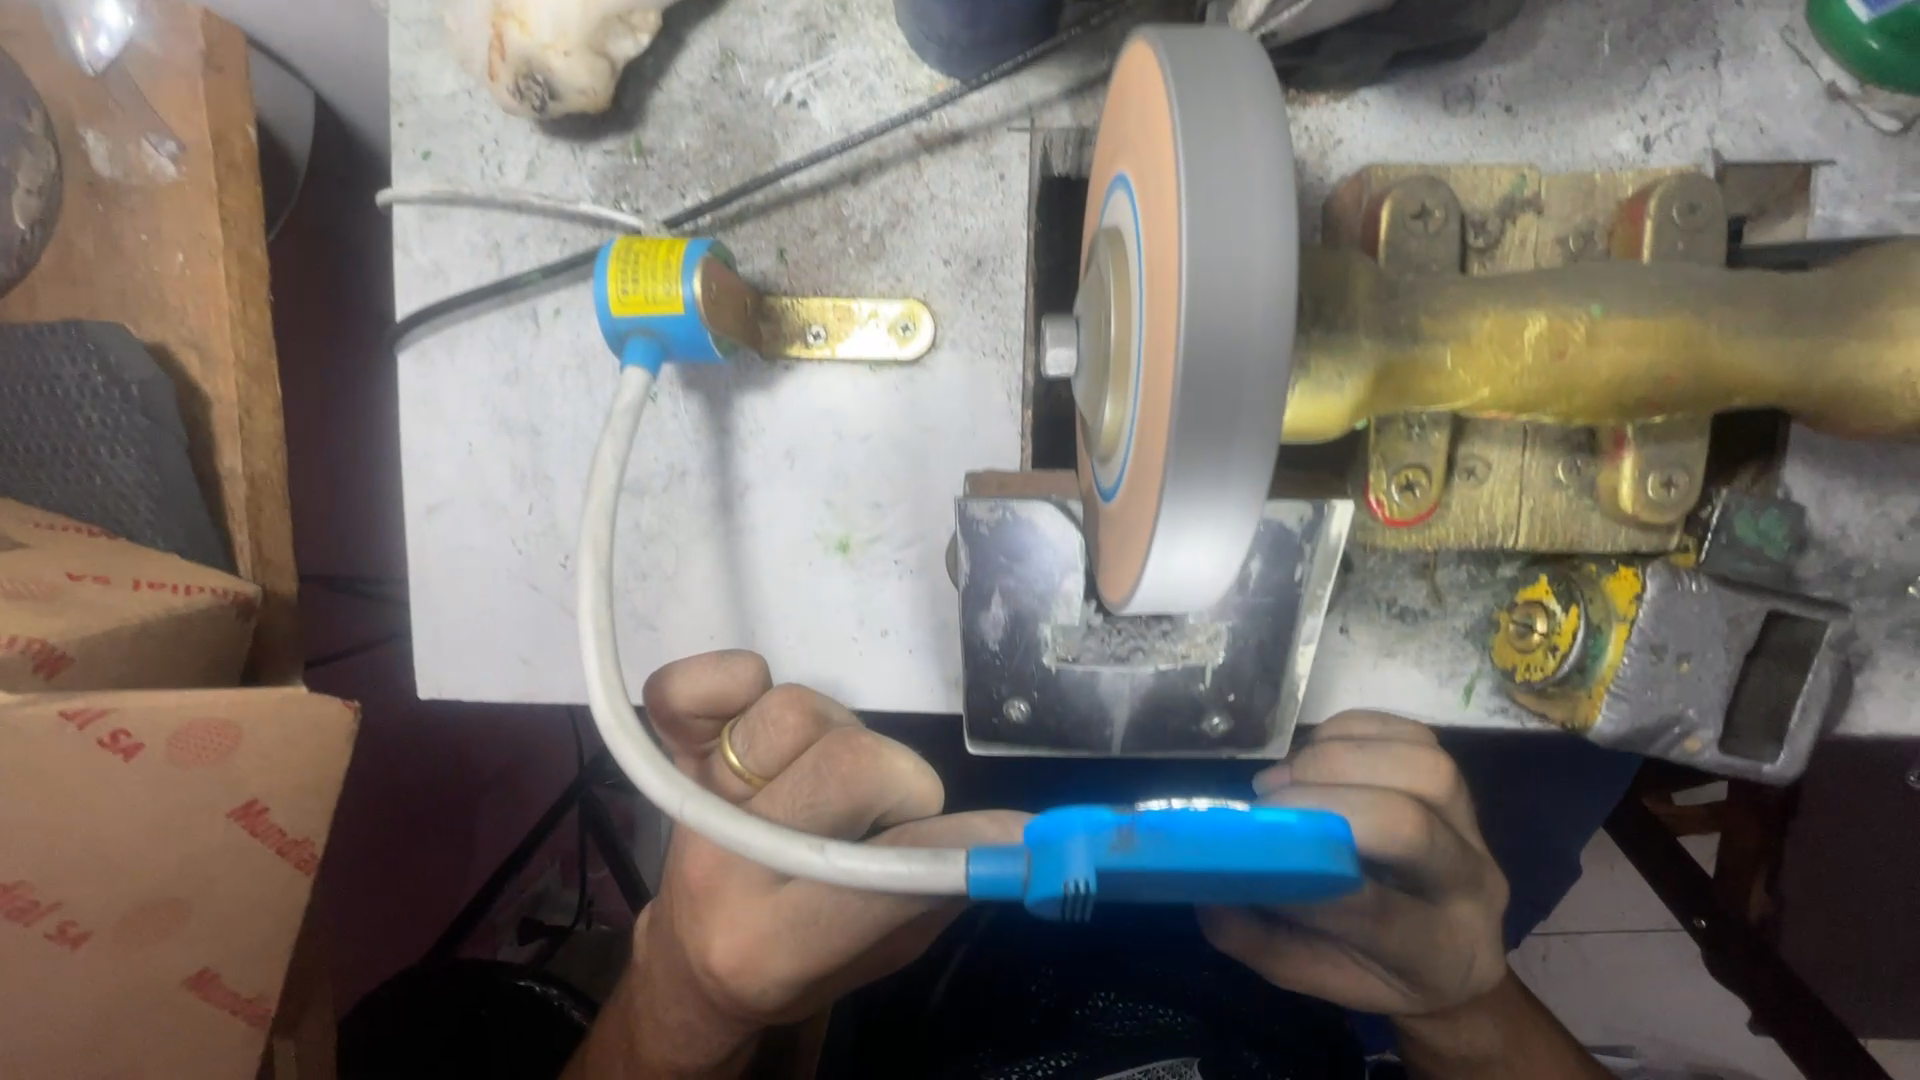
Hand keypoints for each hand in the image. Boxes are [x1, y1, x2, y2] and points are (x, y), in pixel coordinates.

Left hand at [600, 651, 1027, 1077]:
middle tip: (891, 808)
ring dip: (834, 731)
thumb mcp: (879, 954)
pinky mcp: (670, 755)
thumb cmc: (798, 965)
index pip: (886, 872)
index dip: (963, 842)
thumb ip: (933, 891)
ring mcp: (692, 800)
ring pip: (794, 711)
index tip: (1016, 829)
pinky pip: (688, 686)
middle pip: (849, 762)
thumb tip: (1010, 834)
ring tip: (829, 771)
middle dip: (899, 780)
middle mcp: (723, 863)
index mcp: (770, 944)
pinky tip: (752, 711)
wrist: (695, 961)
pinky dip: (731, 681)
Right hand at [1198, 712, 1508, 1016]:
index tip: (1247, 859)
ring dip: (1338, 760)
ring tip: (1286, 778)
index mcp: (1436, 953)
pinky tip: (1312, 755)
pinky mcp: (1458, 783)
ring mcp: (1474, 828)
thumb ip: (1251, 936)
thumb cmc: (1365, 964)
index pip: (1377, 910)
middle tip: (1264, 808)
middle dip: (1321, 804)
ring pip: (1424, 769)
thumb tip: (1206, 881)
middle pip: (1408, 826)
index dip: (1305, 876)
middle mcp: (1471, 887)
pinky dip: (1351, 732)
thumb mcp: (1303, 969)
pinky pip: (1413, 734)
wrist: (1446, 955)